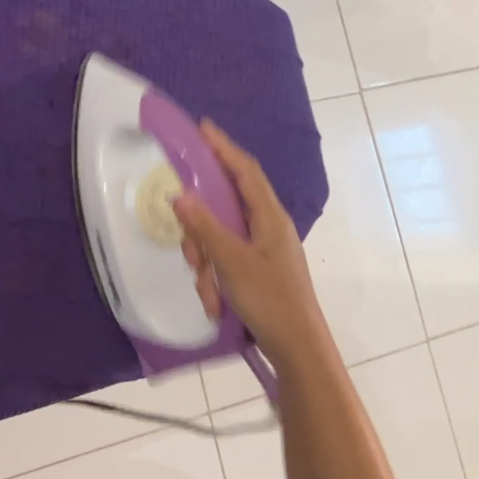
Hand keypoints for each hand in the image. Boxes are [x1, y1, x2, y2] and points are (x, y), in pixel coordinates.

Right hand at [171, 120, 314, 354]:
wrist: (298, 350)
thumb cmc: (271, 300)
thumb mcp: (231, 262)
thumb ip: (204, 227)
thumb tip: (180, 194)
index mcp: (269, 218)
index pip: (245, 171)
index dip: (223, 148)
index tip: (202, 128)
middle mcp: (268, 228)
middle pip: (224, 208)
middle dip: (201, 229)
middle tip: (191, 252)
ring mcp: (263, 251)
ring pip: (219, 239)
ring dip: (206, 262)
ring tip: (208, 290)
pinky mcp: (256, 272)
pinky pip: (224, 262)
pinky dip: (215, 280)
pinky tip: (215, 303)